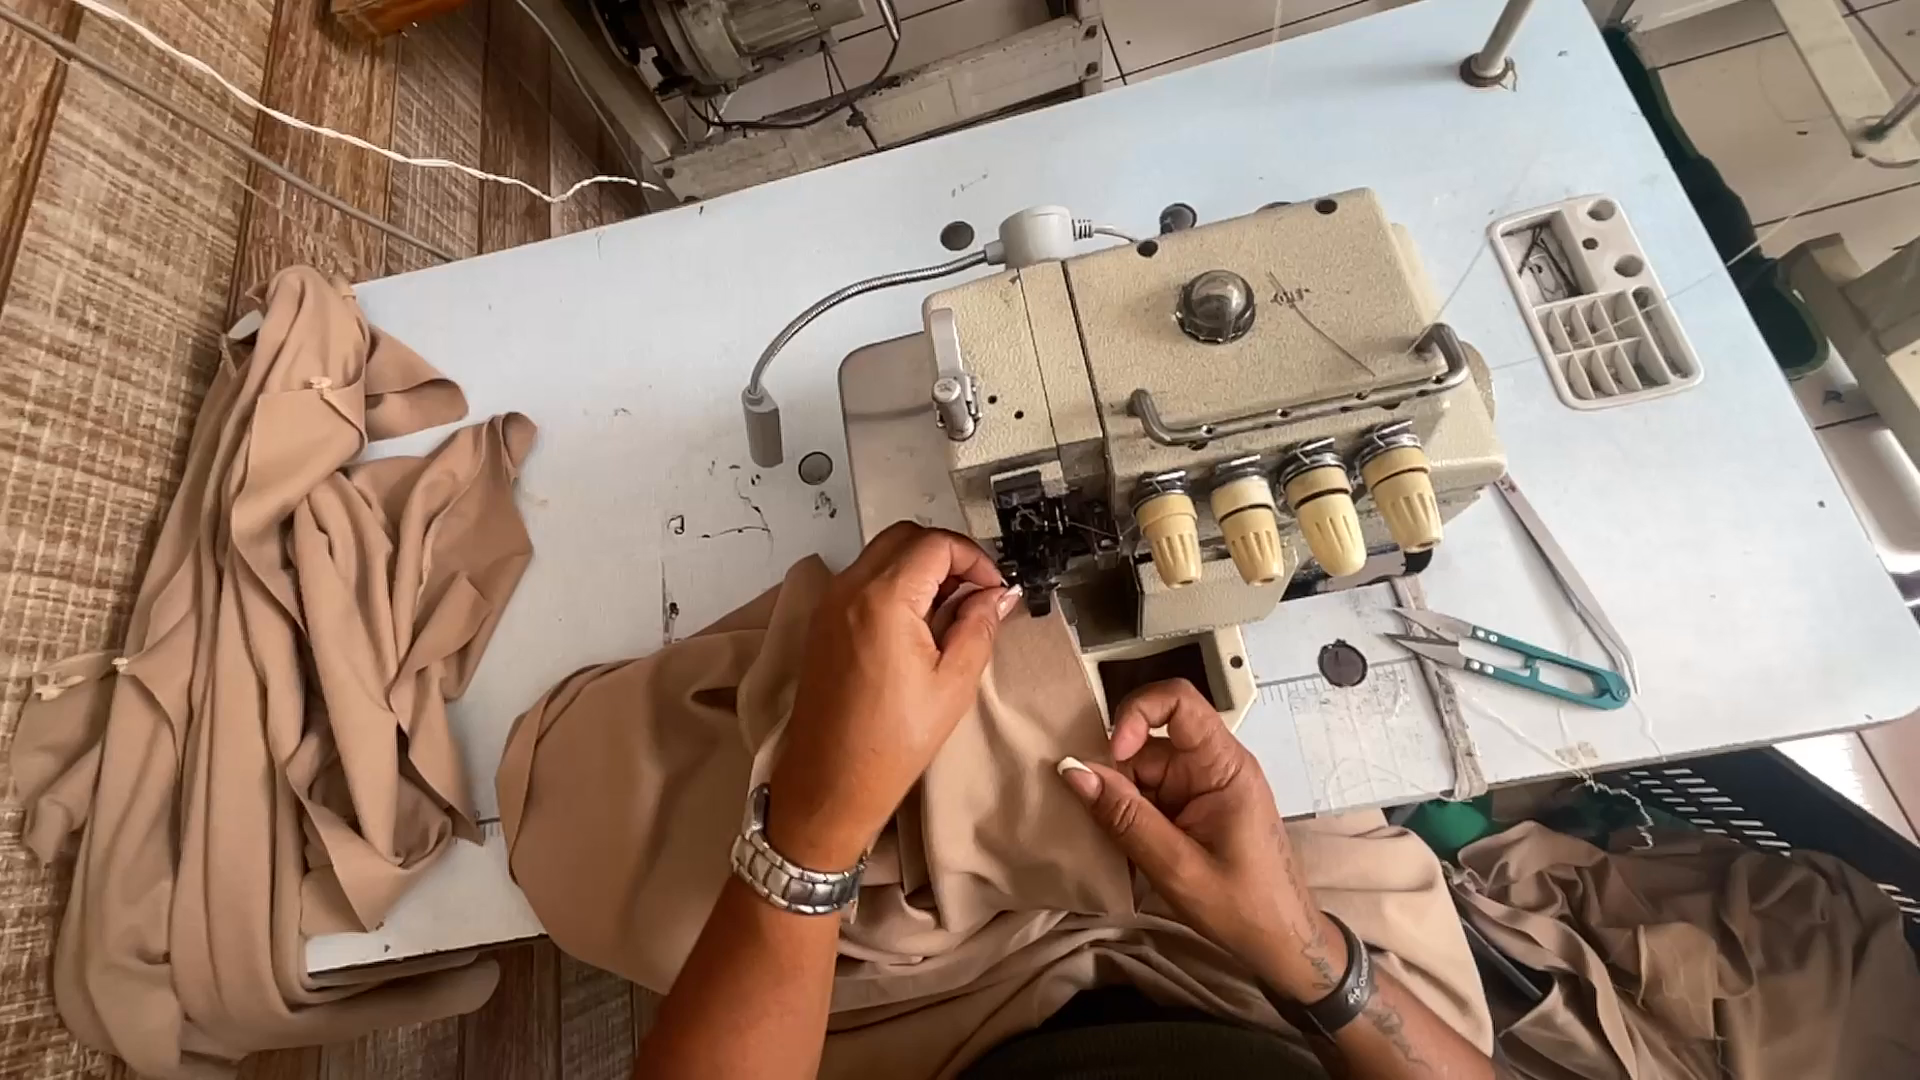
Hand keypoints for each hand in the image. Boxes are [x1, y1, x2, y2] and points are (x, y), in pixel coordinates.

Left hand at [767, 521, 1021, 868]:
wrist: (829, 783)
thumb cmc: (890, 743)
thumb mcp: (953, 683)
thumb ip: (979, 625)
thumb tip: (995, 595)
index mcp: (883, 600)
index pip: (936, 544)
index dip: (974, 558)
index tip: (992, 587)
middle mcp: (849, 590)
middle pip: (906, 537)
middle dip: (947, 554)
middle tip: (975, 590)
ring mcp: (830, 604)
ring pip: (882, 554)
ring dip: (920, 566)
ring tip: (950, 608)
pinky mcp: (823, 622)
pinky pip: (863, 578)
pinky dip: (895, 582)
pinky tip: (918, 622)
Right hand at [1057, 679, 1347, 1001]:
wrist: (1284, 946)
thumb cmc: (1244, 907)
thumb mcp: (1177, 868)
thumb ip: (1125, 817)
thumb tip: (1073, 769)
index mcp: (1223, 765)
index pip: (1179, 700)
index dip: (1138, 711)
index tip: (1115, 753)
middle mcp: (1209, 763)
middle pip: (1147, 740)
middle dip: (1115, 770)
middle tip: (1094, 811)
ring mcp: (1198, 783)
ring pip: (1140, 767)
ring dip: (1118, 796)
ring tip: (1106, 835)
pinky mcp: (1188, 803)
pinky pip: (1146, 790)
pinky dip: (1127, 811)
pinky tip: (1120, 842)